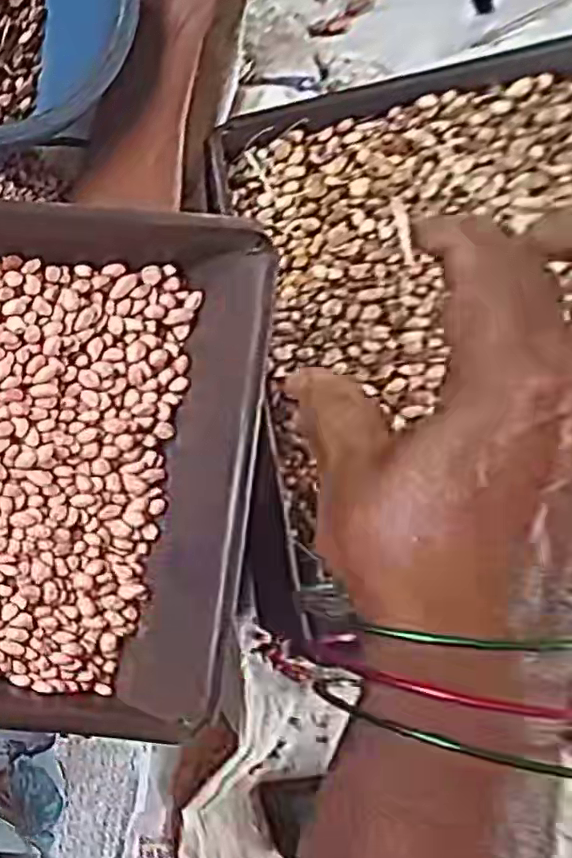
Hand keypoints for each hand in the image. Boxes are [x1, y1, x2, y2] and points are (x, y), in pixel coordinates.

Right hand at [287, 214, 571, 640]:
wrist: (479, 625)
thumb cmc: (414, 558)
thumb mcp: (352, 478)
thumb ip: (339, 414)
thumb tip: (312, 381)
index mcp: (510, 390)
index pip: (502, 284)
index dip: (468, 245)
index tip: (436, 232)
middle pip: (571, 292)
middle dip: (540, 252)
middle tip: (496, 244)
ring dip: (545, 301)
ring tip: (507, 291)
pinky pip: (569, 374)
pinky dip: (545, 350)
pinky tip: (515, 359)